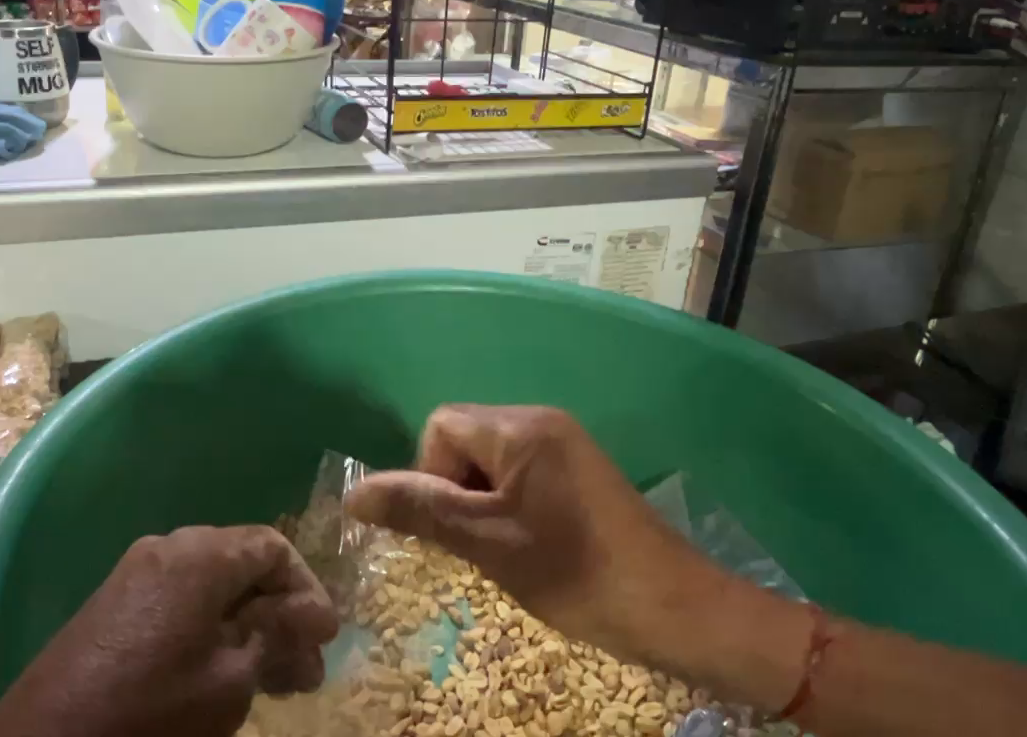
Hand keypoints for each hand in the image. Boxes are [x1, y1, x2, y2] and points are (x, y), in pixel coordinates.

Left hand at [0, 525, 339, 736]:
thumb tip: (316, 613)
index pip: (273, 547)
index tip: (324, 639)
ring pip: (213, 589)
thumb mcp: (229, 679)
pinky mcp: (116, 607)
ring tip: (276, 681)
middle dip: (279, 615)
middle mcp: (170, 548)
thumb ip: (277, 635)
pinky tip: (227, 675)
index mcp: (201, 553)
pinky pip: (182, 604)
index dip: (306, 589)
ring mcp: (137, 575)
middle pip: (243, 566)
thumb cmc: (152, 710)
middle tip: (307, 669)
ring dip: (248, 628)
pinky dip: (212, 633)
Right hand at [343, 405, 736, 671]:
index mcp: (520, 428)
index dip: (432, 476)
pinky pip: (518, 468)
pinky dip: (507, 502)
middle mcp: (540, 419)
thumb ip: (420, 511)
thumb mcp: (488, 545)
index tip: (459, 526)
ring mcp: (563, 441)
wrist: (672, 606)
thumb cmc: (575, 573)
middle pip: (463, 438)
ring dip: (481, 500)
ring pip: (489, 458)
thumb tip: (354, 494)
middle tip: (482, 542)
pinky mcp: (577, 466)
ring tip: (508, 548)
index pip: (441, 427)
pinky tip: (530, 543)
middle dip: (456, 489)